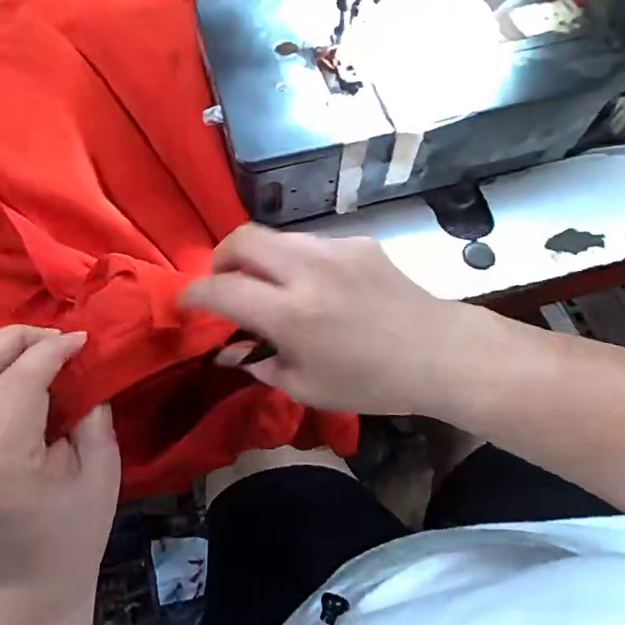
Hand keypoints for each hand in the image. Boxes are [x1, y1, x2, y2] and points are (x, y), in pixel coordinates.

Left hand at [0, 327, 120, 624]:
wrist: (24, 602)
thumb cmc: (73, 542)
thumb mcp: (101, 475)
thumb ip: (90, 414)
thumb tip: (78, 366)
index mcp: (0, 471)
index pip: (16, 384)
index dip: (49, 351)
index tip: (79, 340)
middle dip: (9, 340)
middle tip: (50, 336)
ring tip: (33, 350)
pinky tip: (14, 379)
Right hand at [180, 225, 489, 415]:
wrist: (439, 353)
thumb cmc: (371, 382)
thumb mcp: (306, 387)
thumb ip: (258, 363)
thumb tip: (225, 352)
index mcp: (292, 314)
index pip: (222, 289)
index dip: (194, 293)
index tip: (185, 302)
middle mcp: (309, 270)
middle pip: (242, 237)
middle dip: (220, 257)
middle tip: (223, 283)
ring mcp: (336, 249)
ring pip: (276, 237)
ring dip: (260, 259)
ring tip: (271, 288)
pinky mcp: (358, 242)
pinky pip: (310, 244)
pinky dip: (297, 262)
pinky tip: (317, 288)